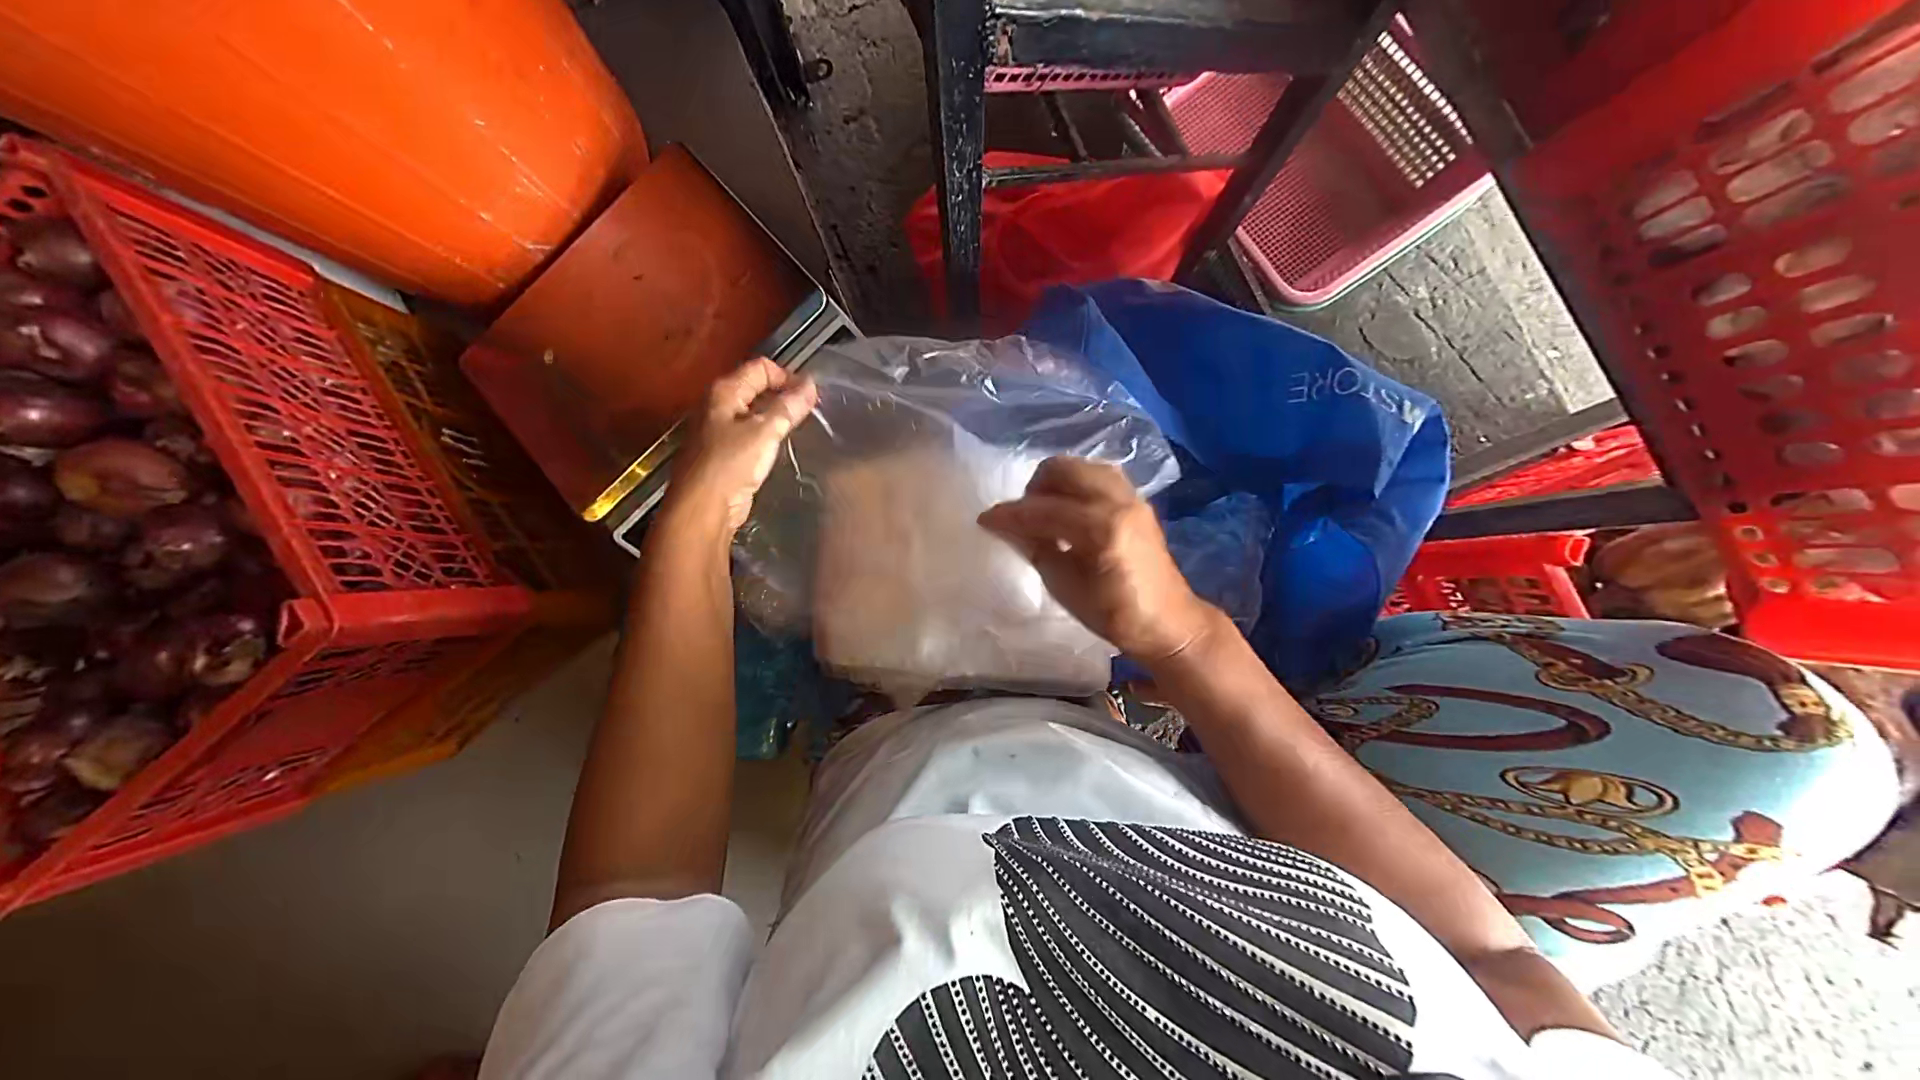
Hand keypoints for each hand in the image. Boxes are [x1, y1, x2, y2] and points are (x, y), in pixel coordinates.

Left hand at [667, 357, 817, 532]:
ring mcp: (717, 429)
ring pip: (753, 412)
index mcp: (724, 392)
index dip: (788, 376)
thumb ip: (789, 406)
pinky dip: (765, 436)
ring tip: (796, 429)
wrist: (703, 508)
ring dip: (775, 417)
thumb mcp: (765, 431)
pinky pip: (749, 434)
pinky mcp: (722, 453)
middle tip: (807, 411)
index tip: (810, 396)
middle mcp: (717, 405)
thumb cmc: (730, 464)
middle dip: (783, 395)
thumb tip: (810, 384)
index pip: (760, 368)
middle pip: (755, 388)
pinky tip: (777, 449)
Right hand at [979, 457, 1217, 663]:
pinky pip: (1099, 477)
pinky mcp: (1137, 501)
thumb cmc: (1115, 614)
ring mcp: (1132, 498)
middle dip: (1033, 489)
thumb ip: (1037, 549)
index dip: (1009, 514)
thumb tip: (1009, 527)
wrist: (1169, 622)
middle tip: (1021, 515)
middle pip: (1062, 470)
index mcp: (1102, 529)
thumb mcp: (1065, 588)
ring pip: (1082, 467)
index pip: (1043, 509)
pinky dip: (1076, 485)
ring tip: (1044, 511)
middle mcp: (1119, 503)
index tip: (985, 520)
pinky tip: (1068, 512)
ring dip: (1056, 483)